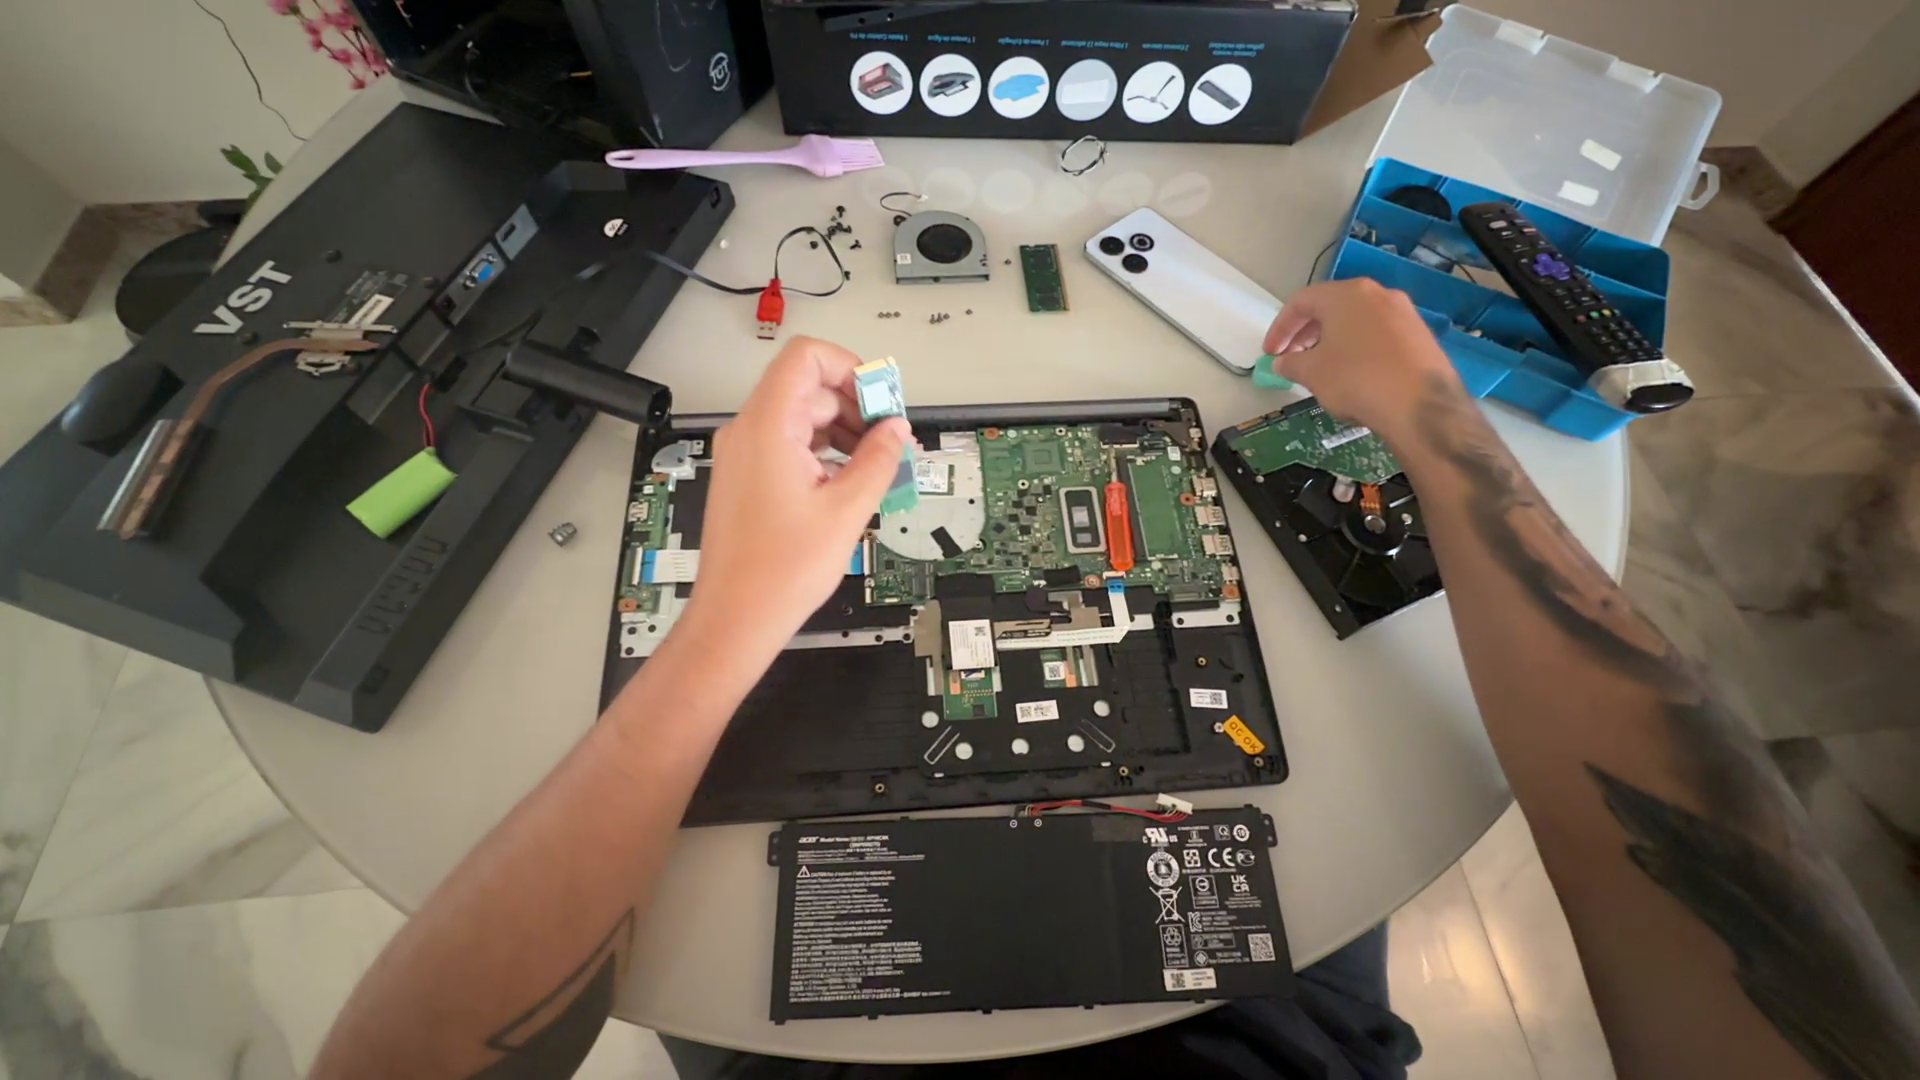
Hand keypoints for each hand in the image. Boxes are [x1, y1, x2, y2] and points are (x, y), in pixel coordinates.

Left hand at [683, 337, 908, 656]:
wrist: (736, 618)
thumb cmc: (782, 571)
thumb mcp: (847, 510)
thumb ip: (878, 460)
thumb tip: (897, 430)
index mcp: (767, 427)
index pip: (807, 358)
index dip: (850, 367)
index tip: (882, 400)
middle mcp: (748, 432)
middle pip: (808, 388)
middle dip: (855, 406)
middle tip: (891, 441)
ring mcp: (744, 455)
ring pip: (801, 417)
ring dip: (843, 431)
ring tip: (876, 466)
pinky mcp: (747, 478)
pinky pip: (790, 444)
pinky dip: (823, 452)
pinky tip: (849, 482)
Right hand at [1263, 279, 1464, 436]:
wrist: (1419, 404)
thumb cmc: (1356, 379)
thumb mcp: (1311, 373)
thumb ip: (1290, 363)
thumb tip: (1282, 362)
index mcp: (1346, 294)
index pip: (1300, 302)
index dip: (1279, 328)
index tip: (1270, 353)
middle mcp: (1377, 294)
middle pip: (1330, 307)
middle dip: (1305, 333)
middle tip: (1292, 357)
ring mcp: (1403, 312)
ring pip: (1355, 320)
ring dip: (1331, 339)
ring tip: (1321, 367)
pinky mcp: (1418, 334)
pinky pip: (1377, 333)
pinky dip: (1357, 347)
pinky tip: (1353, 372)